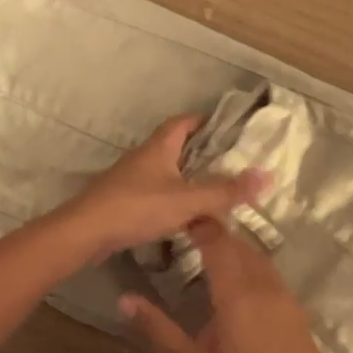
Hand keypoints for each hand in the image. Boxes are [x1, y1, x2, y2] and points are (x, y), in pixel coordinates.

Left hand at [54, 114, 262, 261]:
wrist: (85, 232)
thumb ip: (225, 191)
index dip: (203, 120)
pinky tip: (184, 217)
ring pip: (163, 172)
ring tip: (212, 191)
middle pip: (173, 147)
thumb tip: (267, 175)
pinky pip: (153, 194)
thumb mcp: (187, 200)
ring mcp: (128, 180)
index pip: (182, 123)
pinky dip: (171, 199)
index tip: (226, 125)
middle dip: (199, 151)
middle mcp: (141, 158)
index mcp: (157, 148)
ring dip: (185, 178)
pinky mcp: (121, 201)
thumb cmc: (135, 208)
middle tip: (228, 162)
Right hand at [122, 219, 351, 352]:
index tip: (178, 215)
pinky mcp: (297, 315)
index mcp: (239, 294)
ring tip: (207, 255)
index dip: (200, 224)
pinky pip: (269, 276)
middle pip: (241, 246)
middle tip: (186, 233)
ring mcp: (287, 301)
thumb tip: (124, 299)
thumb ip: (158, 330)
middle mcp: (266, 288)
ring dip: (234, 250)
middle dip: (215, 234)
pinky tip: (235, 287)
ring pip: (259, 259)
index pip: (219, 242)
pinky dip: (249, 267)